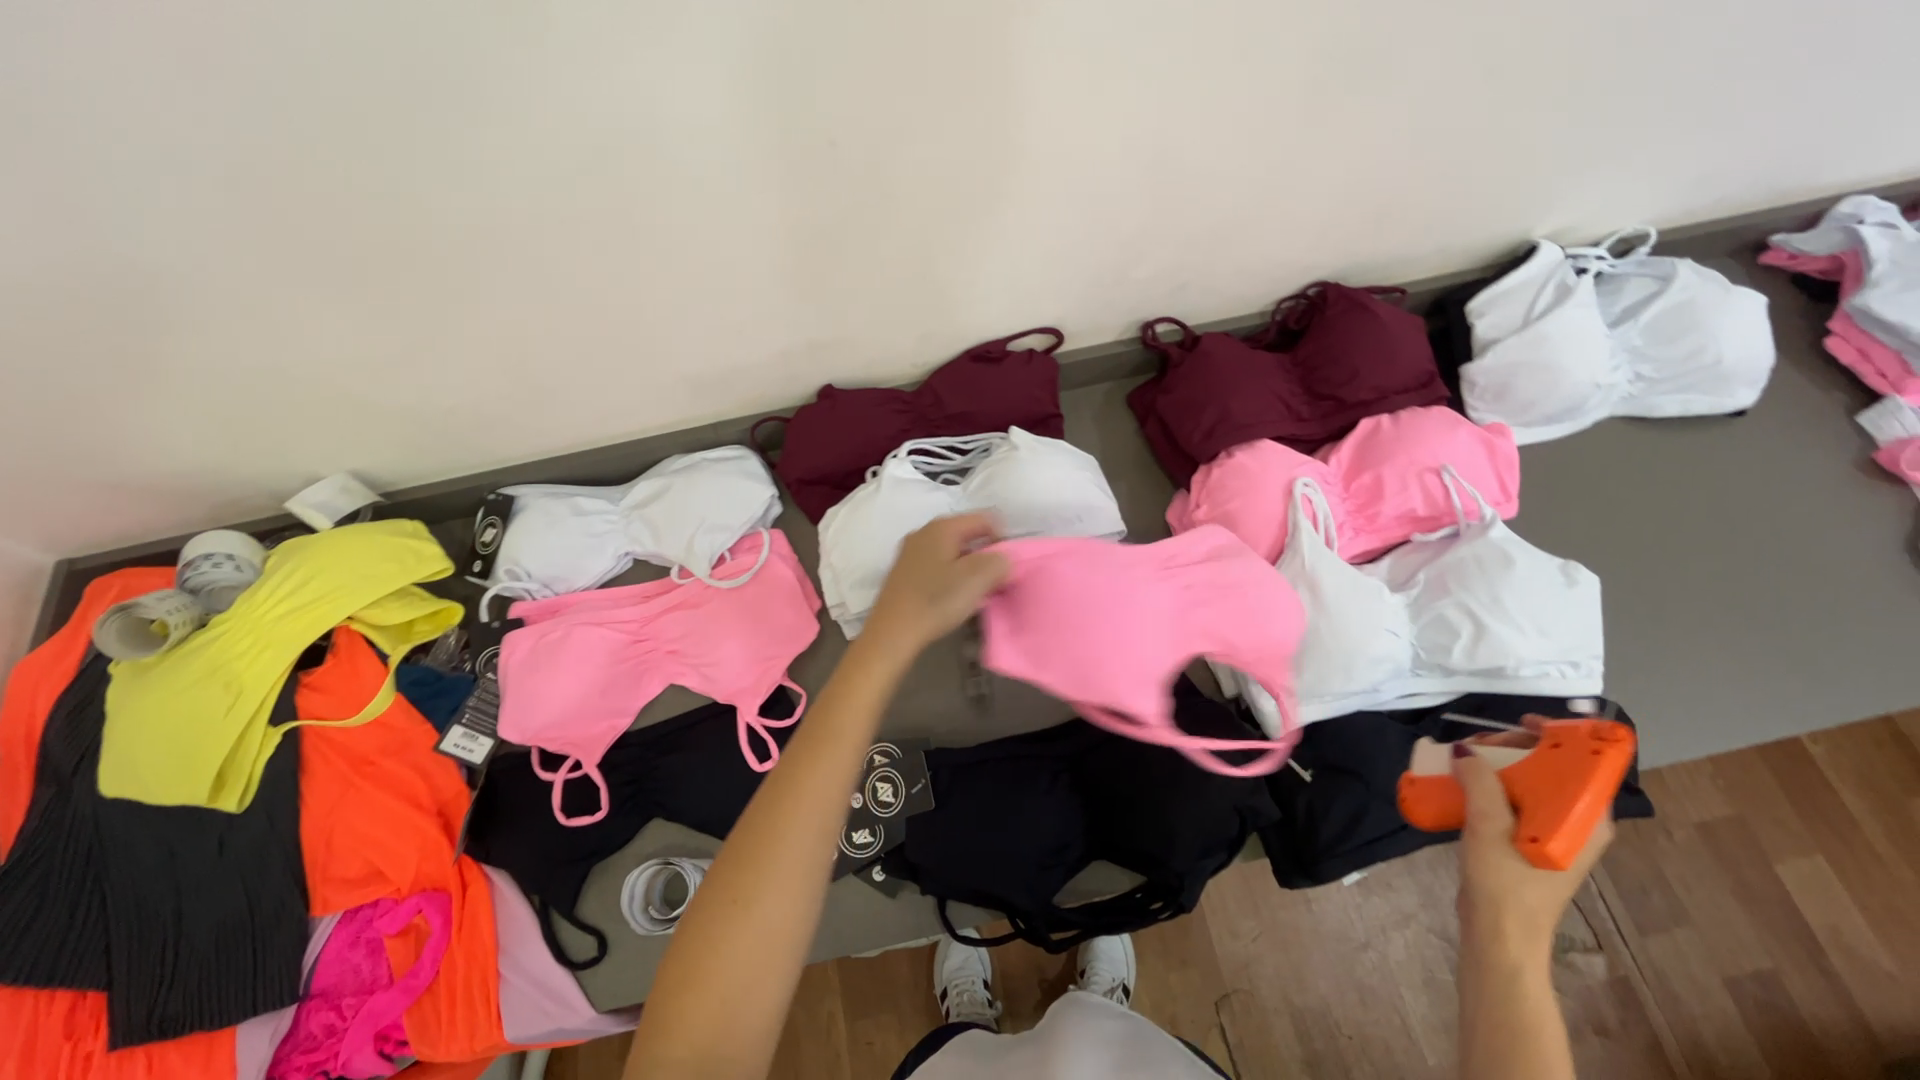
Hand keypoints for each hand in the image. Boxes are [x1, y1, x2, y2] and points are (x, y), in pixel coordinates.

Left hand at [861, 513, 1010, 655]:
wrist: (892, 632)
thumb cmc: (936, 600)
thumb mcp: (977, 579)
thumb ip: (1000, 562)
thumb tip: (1003, 560)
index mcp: (942, 526)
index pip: (985, 519)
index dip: (1002, 540)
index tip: (1005, 567)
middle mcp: (924, 532)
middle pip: (967, 535)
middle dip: (985, 556)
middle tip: (992, 582)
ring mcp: (910, 552)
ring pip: (952, 552)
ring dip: (968, 570)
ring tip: (973, 594)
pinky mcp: (904, 573)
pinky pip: (937, 566)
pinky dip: (950, 578)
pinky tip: (951, 599)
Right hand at [1453, 725, 1612, 957]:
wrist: (1500, 935)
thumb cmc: (1505, 881)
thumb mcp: (1488, 825)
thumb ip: (1479, 782)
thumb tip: (1466, 750)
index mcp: (1587, 818)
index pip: (1587, 762)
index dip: (1558, 735)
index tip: (1520, 724)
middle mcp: (1580, 823)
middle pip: (1557, 769)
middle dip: (1519, 749)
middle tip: (1480, 745)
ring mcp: (1557, 835)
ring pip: (1535, 785)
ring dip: (1503, 766)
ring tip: (1468, 760)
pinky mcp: (1533, 844)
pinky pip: (1521, 803)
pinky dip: (1497, 788)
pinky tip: (1469, 785)